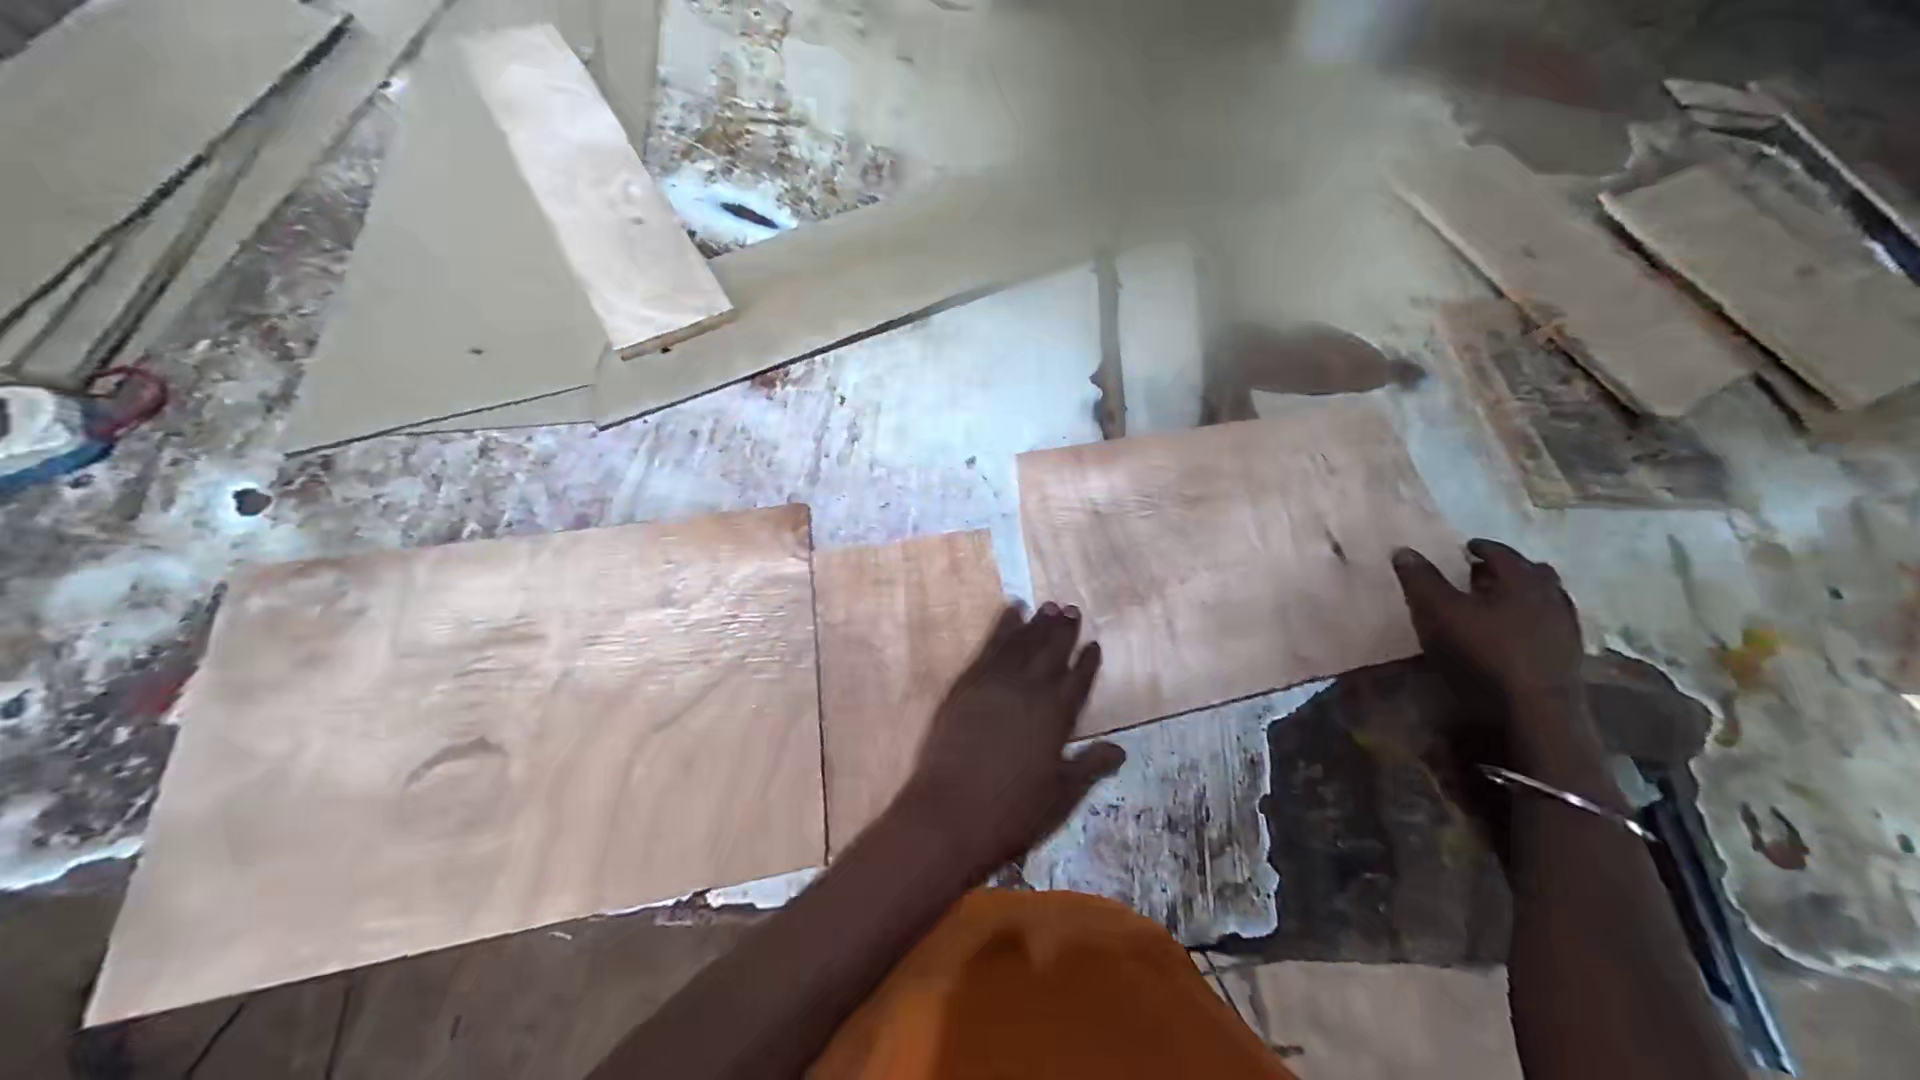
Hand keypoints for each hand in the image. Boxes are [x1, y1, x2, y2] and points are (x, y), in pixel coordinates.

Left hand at [894, 602, 1125, 871]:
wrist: (949, 815)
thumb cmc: (1011, 813)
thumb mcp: (1061, 795)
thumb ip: (1089, 766)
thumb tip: (1120, 750)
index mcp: (1056, 717)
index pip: (1078, 680)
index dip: (1088, 661)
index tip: (1094, 644)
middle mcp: (1029, 691)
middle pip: (1052, 652)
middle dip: (1064, 631)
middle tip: (1073, 608)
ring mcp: (995, 683)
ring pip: (1022, 642)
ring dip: (1037, 623)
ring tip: (1050, 605)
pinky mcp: (966, 683)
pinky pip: (989, 645)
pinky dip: (1002, 626)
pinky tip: (1010, 611)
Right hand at [1392, 539, 1583, 701]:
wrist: (1534, 711)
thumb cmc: (1483, 652)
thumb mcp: (1439, 612)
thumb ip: (1421, 580)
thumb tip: (1404, 551)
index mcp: (1524, 580)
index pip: (1502, 552)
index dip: (1480, 548)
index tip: (1464, 548)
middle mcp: (1552, 598)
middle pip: (1532, 573)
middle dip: (1506, 571)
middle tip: (1480, 574)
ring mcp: (1566, 629)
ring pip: (1544, 600)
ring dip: (1520, 597)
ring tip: (1494, 605)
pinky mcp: (1569, 657)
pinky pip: (1548, 626)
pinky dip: (1529, 622)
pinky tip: (1511, 636)